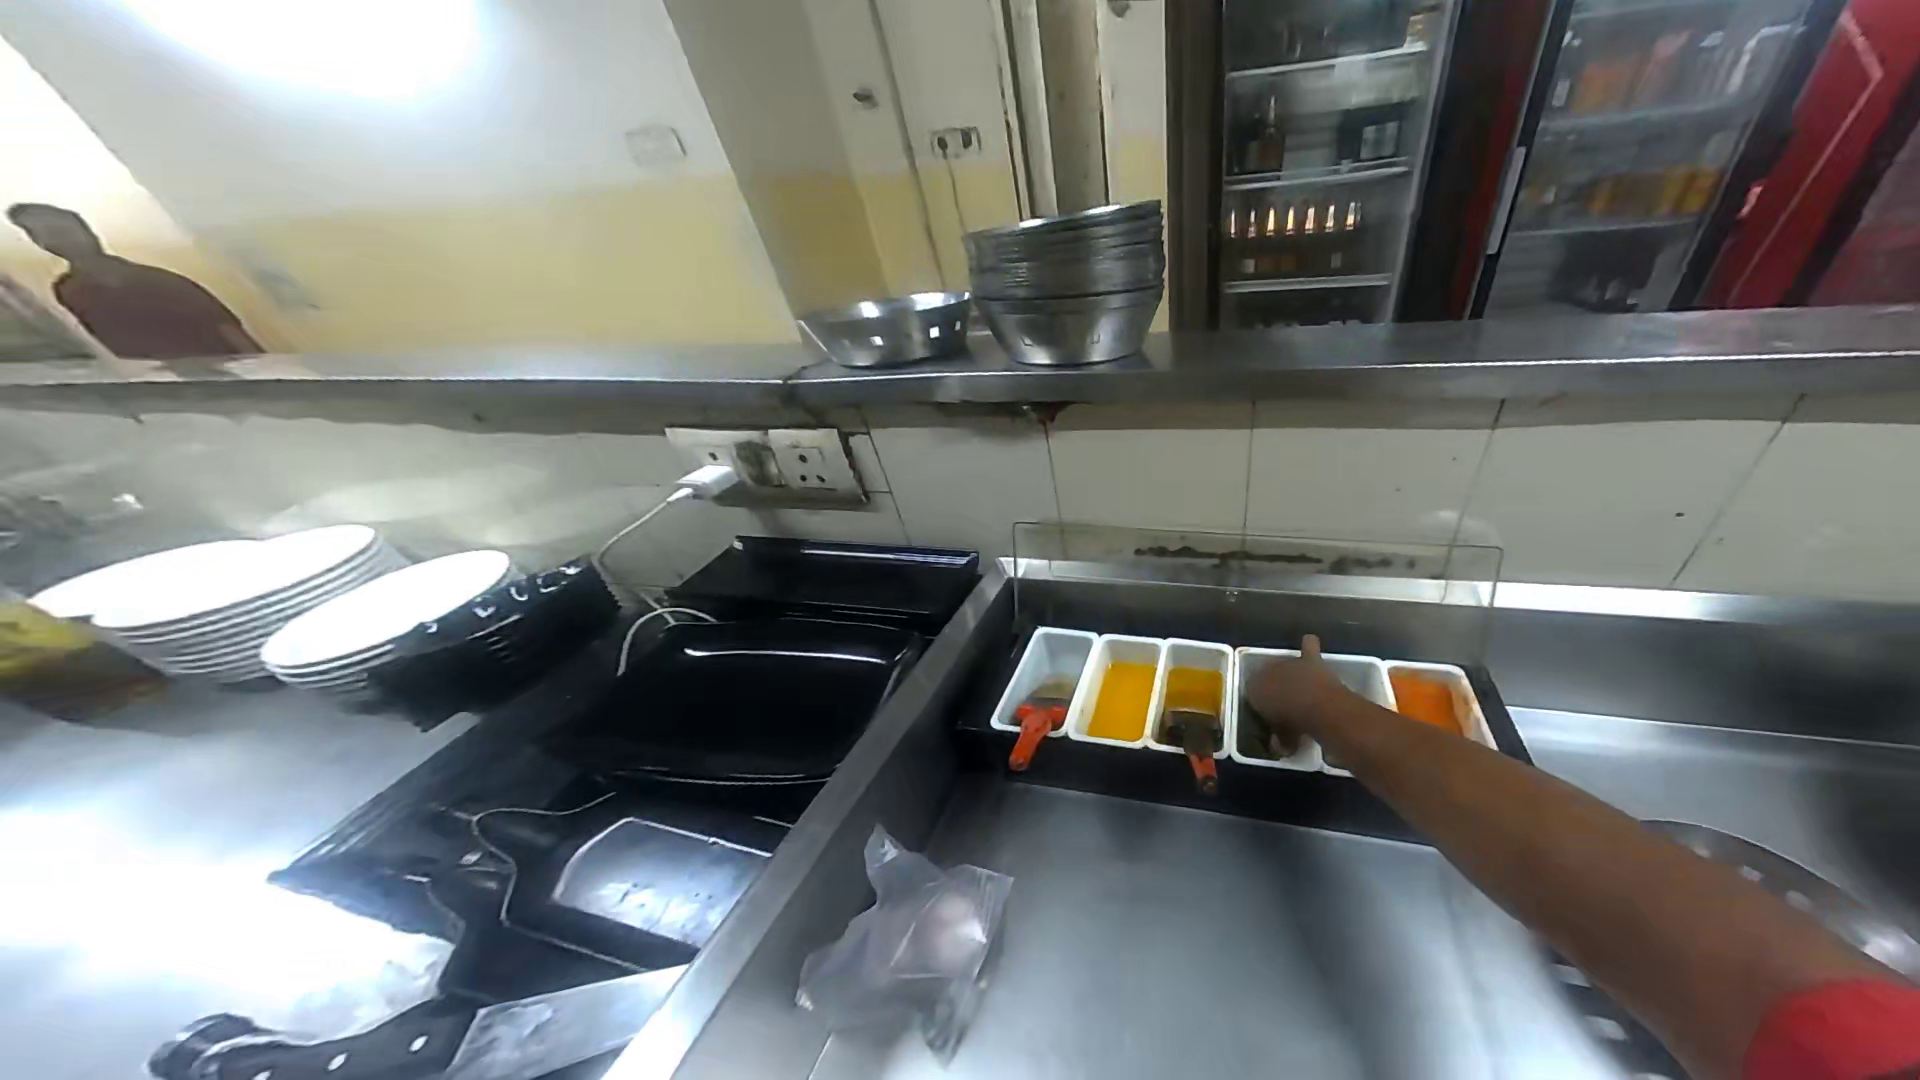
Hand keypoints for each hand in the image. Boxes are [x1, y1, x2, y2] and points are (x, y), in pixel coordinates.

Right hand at [1244, 634, 1351, 742]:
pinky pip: (1307, 648)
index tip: (1271, 716)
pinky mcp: (1310, 661)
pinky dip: (1308, 645)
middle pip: (1269, 678)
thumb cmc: (1293, 723)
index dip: (1262, 704)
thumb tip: (1281, 747)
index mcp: (1253, 689)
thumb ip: (1279, 737)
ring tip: (1298, 689)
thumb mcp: (1282, 737)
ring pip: (1286, 667)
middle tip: (1286, 705)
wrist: (1317, 707)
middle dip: (1275, 688)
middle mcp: (1266, 672)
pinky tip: (1308, 640)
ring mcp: (1288, 664)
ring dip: (1291, 674)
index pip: (1253, 693)